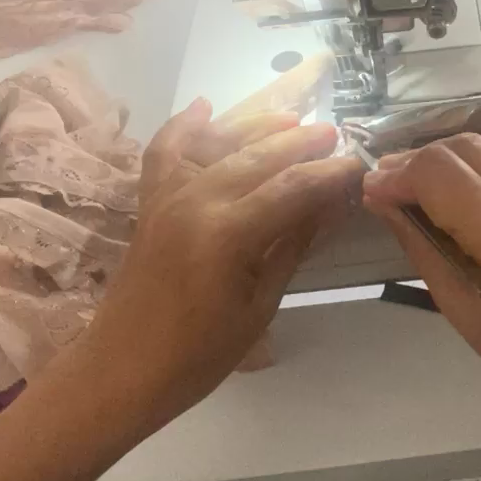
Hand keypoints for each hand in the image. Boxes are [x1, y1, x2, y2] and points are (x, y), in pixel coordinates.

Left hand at [73, 100, 361, 433]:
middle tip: (334, 134)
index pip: (293, 188)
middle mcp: (196, 201)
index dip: (330, 174)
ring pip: (216, 145)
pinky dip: (183, 127)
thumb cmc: (199, 354)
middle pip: (258, 157)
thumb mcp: (261, 304)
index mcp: (228, 233)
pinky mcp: (150, 204)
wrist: (121, 372)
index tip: (359, 164)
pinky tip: (205, 107)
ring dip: (254, 126)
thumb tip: (332, 206)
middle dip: (300, 142)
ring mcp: (168, 198)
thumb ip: (294, 245)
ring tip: (291, 117)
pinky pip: (165, 153)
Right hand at [361, 134, 480, 412]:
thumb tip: (383, 202)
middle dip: (415, 160)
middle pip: (460, 148)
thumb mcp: (460, 308)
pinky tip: (448, 196)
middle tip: (384, 186)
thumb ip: (420, 246)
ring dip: (441, 161)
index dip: (396, 175)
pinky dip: (468, 170)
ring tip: (409, 188)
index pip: (438, 172)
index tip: (369, 191)